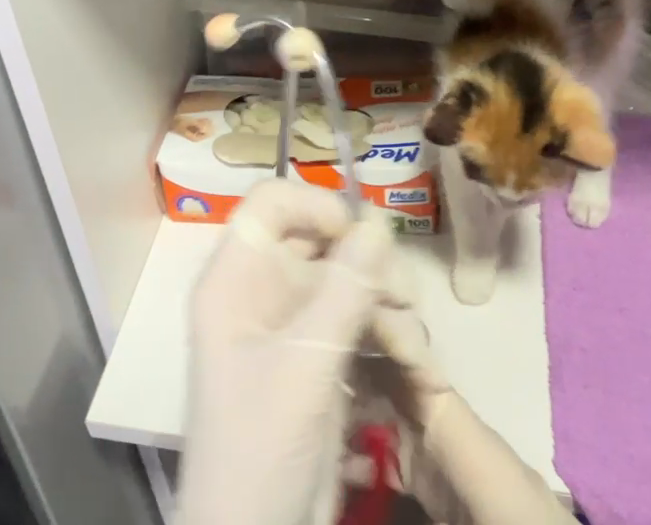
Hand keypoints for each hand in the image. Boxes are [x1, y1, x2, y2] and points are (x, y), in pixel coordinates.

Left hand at [177, 181, 393, 524]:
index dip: (315, 206)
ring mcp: (291, 328)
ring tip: (415, 350)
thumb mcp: (304, 365)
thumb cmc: (261, 445)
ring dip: (387, 306)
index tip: (364, 236)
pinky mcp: (318, 361)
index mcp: (235, 281)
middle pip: (319, 243)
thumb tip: (379, 223)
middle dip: (368, 264)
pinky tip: (416, 364)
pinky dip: (387, 336)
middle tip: (405, 300)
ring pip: (346, 284)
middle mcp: (261, 293)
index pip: (269, 206)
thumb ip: (343, 292)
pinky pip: (357, 322)